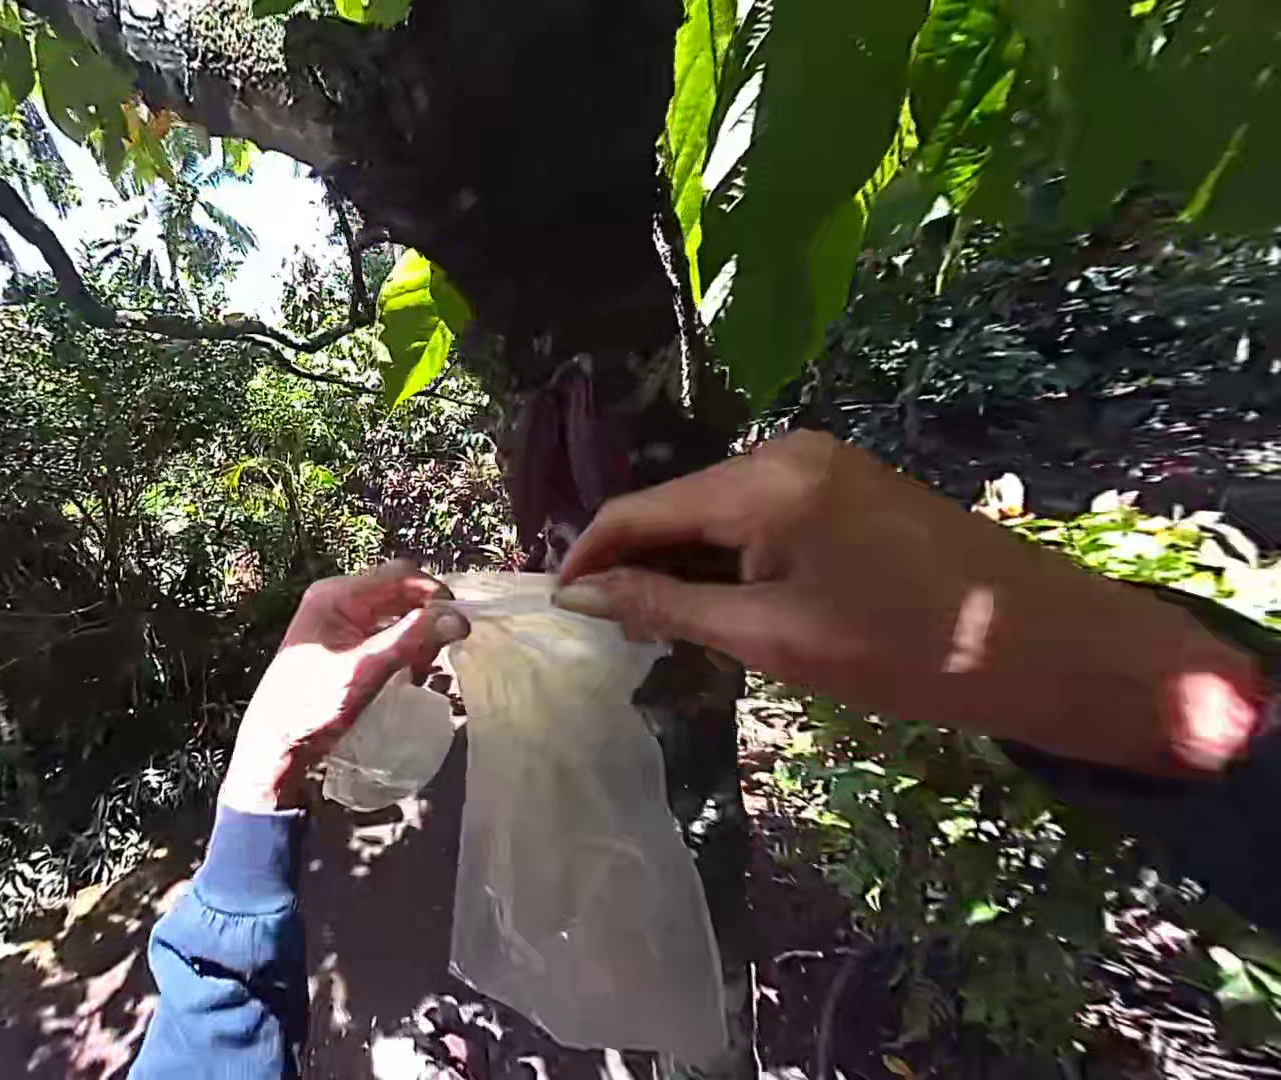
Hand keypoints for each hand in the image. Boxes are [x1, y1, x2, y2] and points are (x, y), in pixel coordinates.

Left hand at [221, 561, 470, 811]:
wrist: (276, 742)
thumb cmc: (312, 706)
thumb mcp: (366, 670)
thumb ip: (411, 640)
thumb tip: (458, 618)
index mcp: (337, 595)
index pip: (401, 575)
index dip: (434, 595)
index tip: (457, 627)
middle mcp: (338, 598)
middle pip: (400, 591)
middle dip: (426, 617)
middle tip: (435, 655)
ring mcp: (339, 618)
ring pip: (396, 611)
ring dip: (416, 634)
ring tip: (419, 670)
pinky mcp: (343, 639)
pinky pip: (385, 629)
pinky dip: (403, 645)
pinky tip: (407, 672)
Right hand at [555, 430, 1261, 773]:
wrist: (1071, 653)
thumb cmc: (910, 654)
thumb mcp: (767, 637)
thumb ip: (658, 607)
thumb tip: (574, 594)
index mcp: (762, 485)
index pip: (635, 510)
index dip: (585, 554)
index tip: (556, 597)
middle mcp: (776, 454)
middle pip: (666, 508)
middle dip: (629, 563)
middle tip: (609, 621)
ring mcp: (806, 461)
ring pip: (700, 512)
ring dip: (671, 562)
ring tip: (657, 617)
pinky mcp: (827, 478)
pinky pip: (740, 513)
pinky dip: (713, 554)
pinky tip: (711, 593)